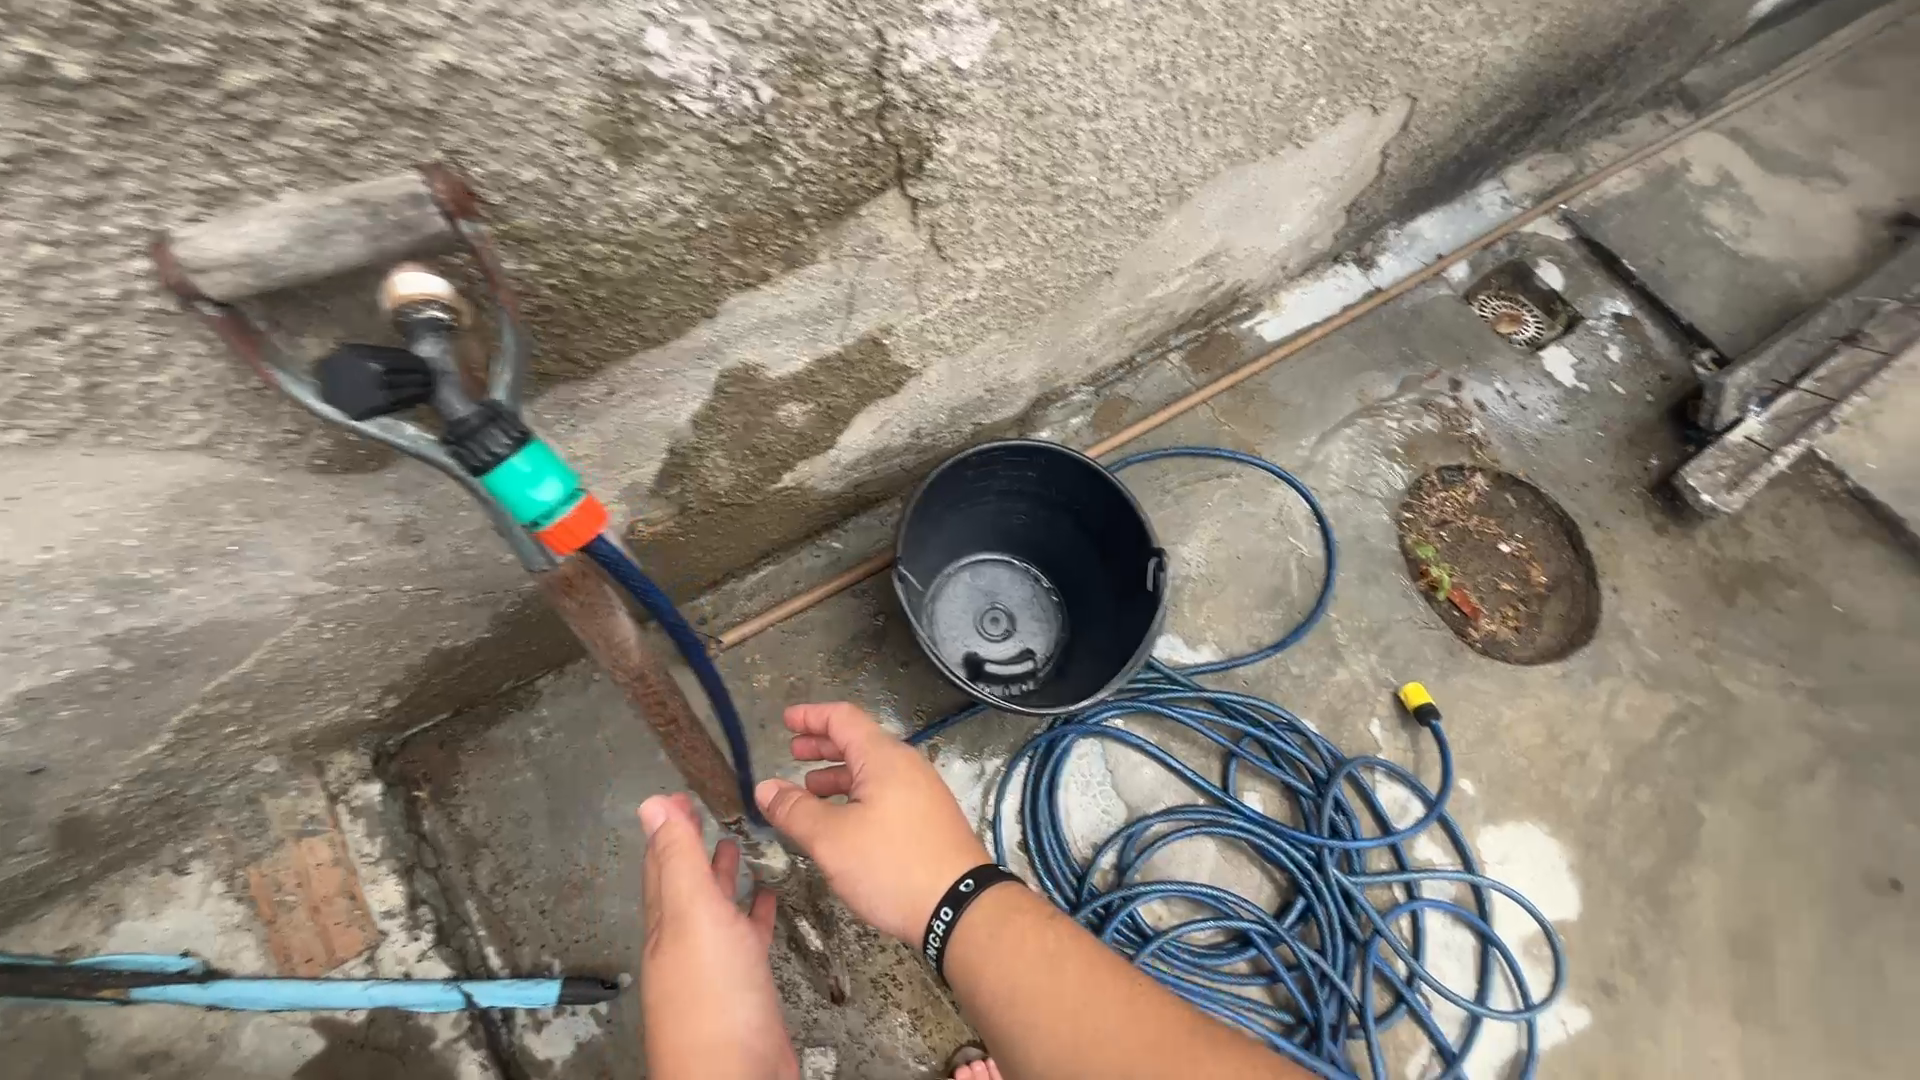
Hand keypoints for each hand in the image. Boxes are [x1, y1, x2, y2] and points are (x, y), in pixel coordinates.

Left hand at [639, 794, 796, 1079]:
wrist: (739, 1077)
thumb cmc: (714, 994)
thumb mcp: (693, 915)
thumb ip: (678, 859)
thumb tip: (650, 805)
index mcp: (669, 920)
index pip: (664, 862)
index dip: (669, 826)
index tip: (680, 793)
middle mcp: (687, 939)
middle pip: (686, 882)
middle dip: (693, 845)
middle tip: (707, 809)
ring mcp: (716, 963)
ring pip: (716, 907)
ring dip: (722, 875)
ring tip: (735, 845)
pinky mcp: (745, 982)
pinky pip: (746, 936)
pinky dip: (754, 912)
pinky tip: (768, 898)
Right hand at [755, 702, 992, 942]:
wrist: (959, 906)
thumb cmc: (892, 865)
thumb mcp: (832, 840)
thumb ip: (795, 810)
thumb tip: (765, 787)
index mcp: (883, 757)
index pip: (843, 718)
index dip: (811, 716)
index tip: (786, 720)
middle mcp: (905, 764)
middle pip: (859, 741)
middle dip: (823, 744)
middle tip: (793, 751)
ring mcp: (921, 790)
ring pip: (872, 769)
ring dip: (838, 773)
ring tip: (809, 788)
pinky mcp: (928, 816)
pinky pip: (885, 791)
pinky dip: (857, 793)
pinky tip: (842, 819)